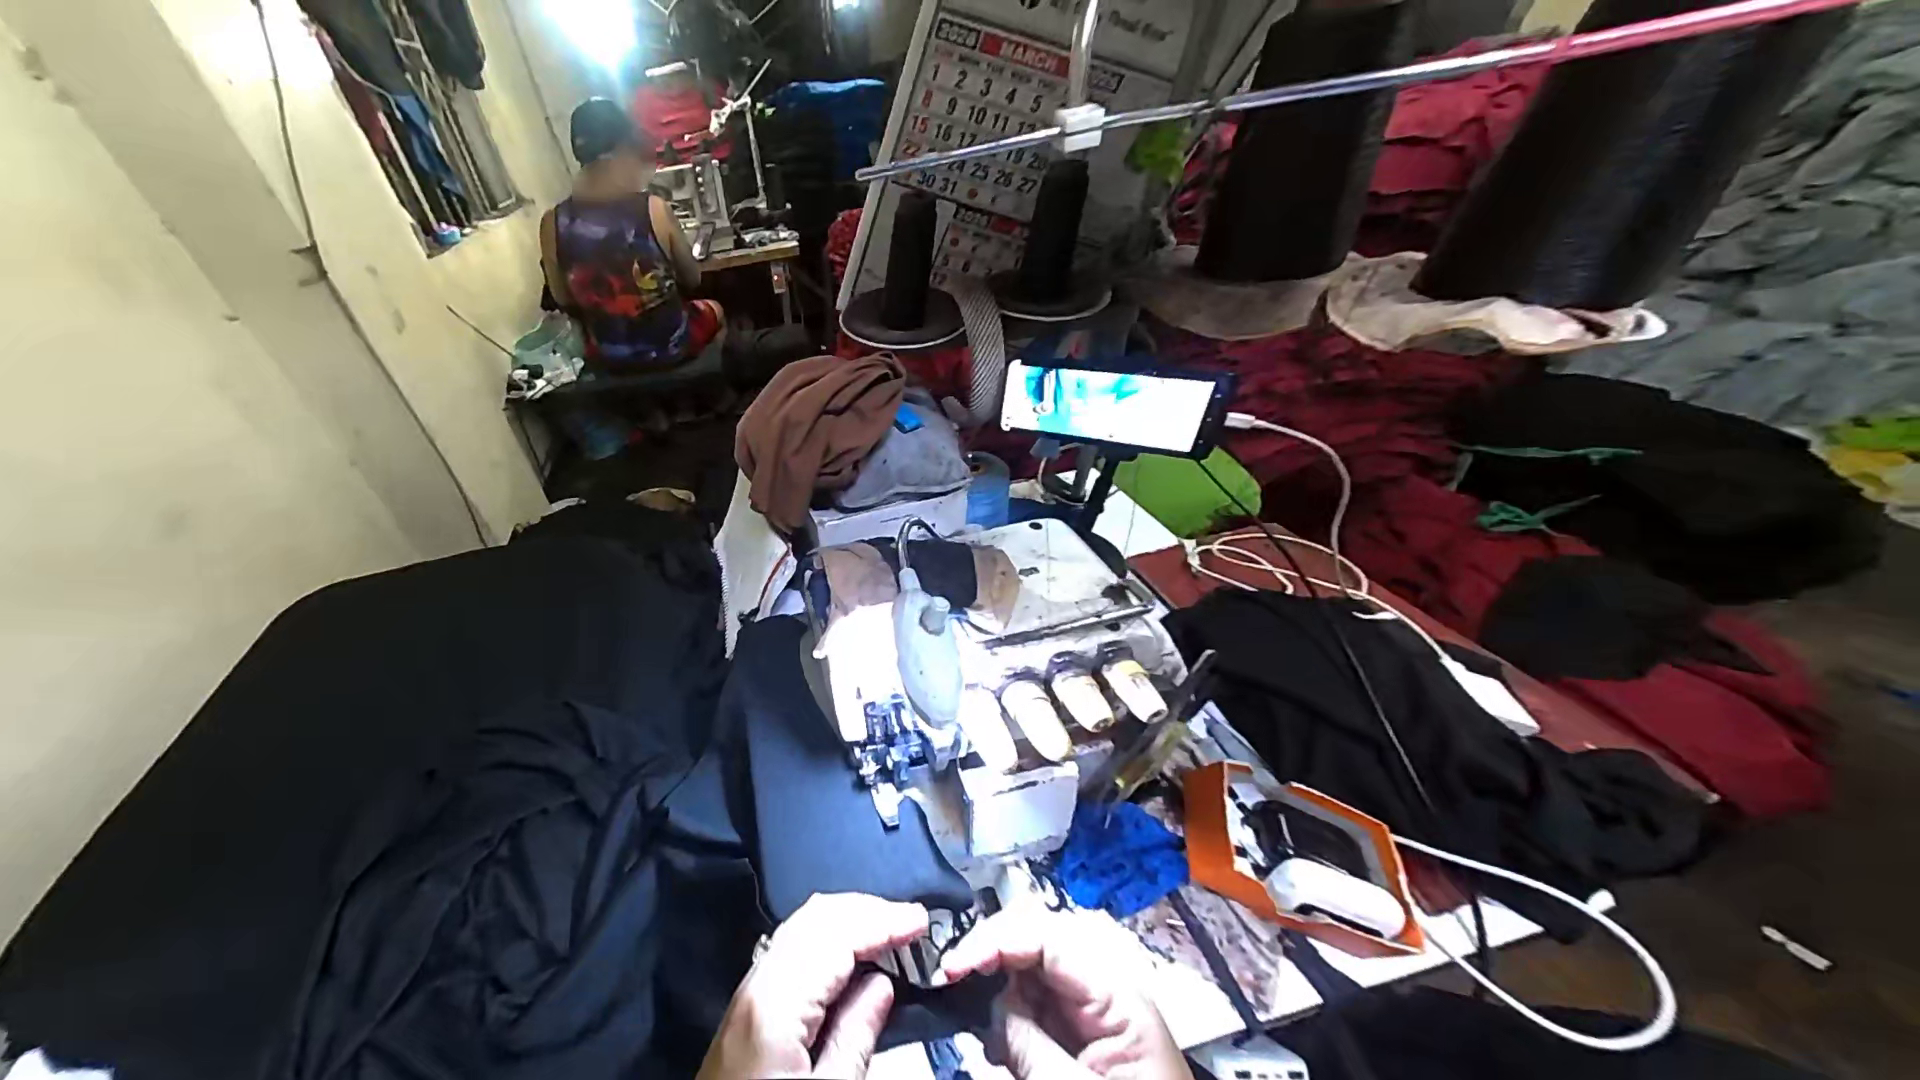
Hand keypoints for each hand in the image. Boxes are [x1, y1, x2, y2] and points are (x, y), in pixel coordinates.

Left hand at [697, 893, 928, 1079]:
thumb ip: (856, 1037)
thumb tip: (882, 984)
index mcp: (777, 1007)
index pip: (838, 936)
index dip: (883, 921)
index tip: (920, 922)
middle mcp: (758, 985)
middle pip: (817, 917)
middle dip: (868, 911)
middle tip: (910, 923)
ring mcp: (748, 992)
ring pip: (802, 924)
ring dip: (849, 917)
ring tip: (888, 930)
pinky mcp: (747, 1006)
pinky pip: (793, 944)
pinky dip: (828, 933)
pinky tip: (851, 950)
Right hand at [941, 909, 1191, 1079]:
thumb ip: (1031, 1046)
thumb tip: (988, 1005)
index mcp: (1115, 994)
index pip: (1049, 938)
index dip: (998, 941)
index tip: (956, 965)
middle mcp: (1100, 990)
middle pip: (1037, 943)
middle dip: (992, 952)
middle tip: (952, 976)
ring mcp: (1086, 1013)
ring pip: (1028, 971)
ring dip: (993, 981)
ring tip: (964, 1002)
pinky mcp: (1074, 1037)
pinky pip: (1030, 1006)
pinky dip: (1003, 1013)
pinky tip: (991, 1034)